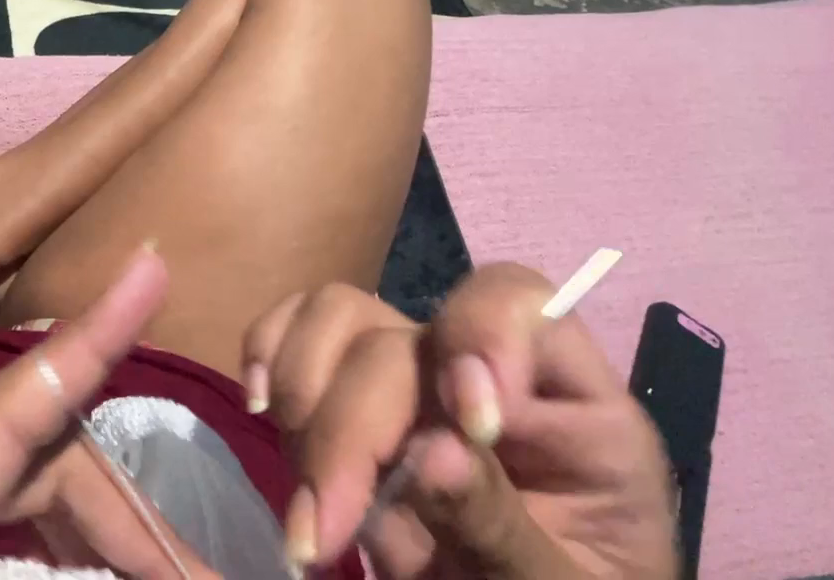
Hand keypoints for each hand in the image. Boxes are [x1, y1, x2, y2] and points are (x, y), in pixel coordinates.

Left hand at [0, 245, 218, 579]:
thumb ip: (58, 575)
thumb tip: (153, 563)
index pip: (8, 412)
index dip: (87, 340)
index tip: (148, 269)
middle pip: (40, 460)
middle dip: (128, 521)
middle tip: (201, 576)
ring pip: (26, 481)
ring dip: (99, 536)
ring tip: (162, 570)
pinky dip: (54, 540)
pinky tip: (95, 567)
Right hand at [241, 265, 677, 578]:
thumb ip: (500, 526)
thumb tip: (430, 452)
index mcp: (570, 407)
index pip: (523, 307)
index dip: (483, 335)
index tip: (471, 426)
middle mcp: (474, 369)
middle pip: (395, 339)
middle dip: (350, 429)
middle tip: (323, 525)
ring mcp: (402, 373)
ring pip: (333, 315)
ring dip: (301, 393)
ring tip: (306, 494)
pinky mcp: (340, 388)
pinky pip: (289, 331)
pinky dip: (266, 359)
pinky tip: (263, 411)